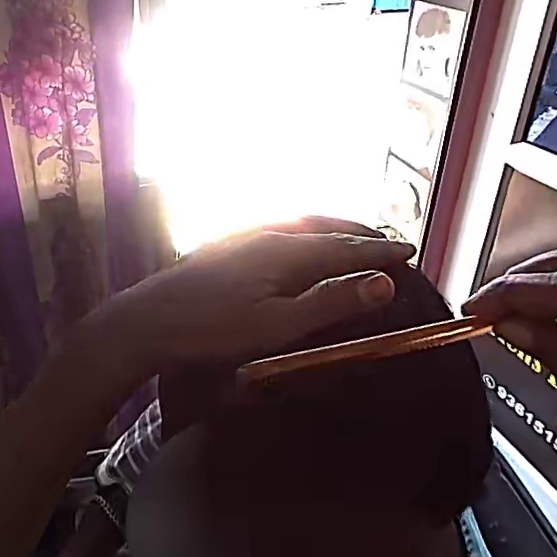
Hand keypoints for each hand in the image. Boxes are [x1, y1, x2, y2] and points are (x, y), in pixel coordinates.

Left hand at [69, 230, 413, 387]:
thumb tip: (383, 282)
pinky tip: (290, 243)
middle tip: (386, 239)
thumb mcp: (278, 325)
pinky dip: (299, 233)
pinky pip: (274, 230)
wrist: (147, 320)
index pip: (344, 246)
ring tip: (346, 236)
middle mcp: (265, 234)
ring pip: (296, 226)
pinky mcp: (222, 247)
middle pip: (321, 228)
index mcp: (284, 251)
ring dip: (328, 229)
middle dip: (356, 233)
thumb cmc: (214, 330)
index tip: (409, 250)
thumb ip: (330, 302)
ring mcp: (239, 237)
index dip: (378, 250)